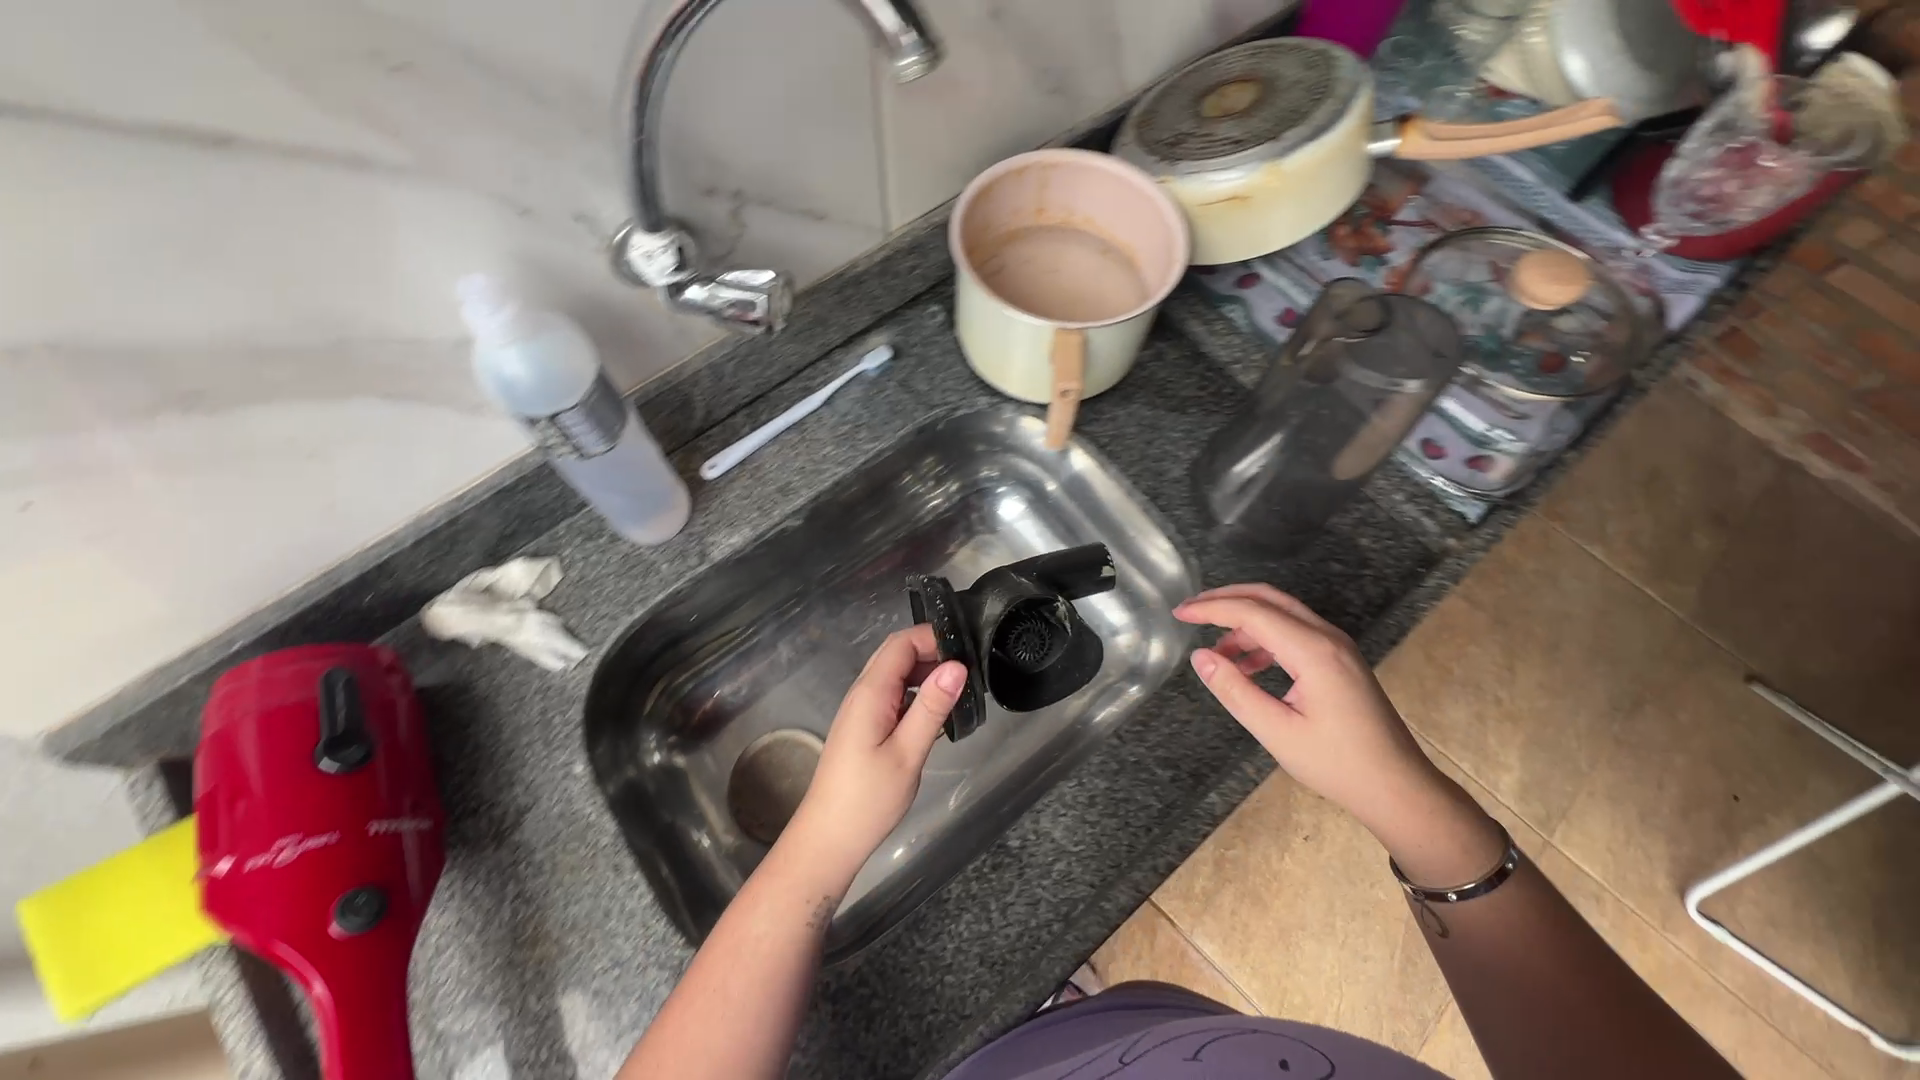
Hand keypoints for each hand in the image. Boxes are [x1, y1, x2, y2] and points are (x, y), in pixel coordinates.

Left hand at [785, 625, 966, 880]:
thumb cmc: (868, 799)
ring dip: (926, 675)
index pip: (901, 643)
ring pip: (895, 676)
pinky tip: (939, 716)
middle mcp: (862, 694)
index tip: (968, 649)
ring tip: (962, 691)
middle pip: (896, 654)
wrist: (830, 838)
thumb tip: (957, 666)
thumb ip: (931, 707)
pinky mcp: (865, 728)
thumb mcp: (907, 752)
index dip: (933, 638)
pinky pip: (893, 697)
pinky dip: (917, 696)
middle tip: (971, 669)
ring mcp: (862, 711)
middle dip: (933, 652)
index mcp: (870, 693)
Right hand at [1175, 585, 1498, 877]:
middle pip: (1268, 598)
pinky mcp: (1339, 660)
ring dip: (1243, 622)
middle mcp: (1327, 637)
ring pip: (1281, 613)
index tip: (1179, 615)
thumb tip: (1200, 657)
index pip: (1252, 612)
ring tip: (1214, 652)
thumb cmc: (1337, 764)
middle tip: (1189, 613)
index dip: (1211, 609)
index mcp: (1313, 651)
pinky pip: (1294, 632)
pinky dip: (1263, 638)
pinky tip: (1246, 666)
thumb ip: (1235, 690)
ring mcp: (1337, 646)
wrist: (1397, 786)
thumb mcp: (1276, 731)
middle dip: (1225, 600)